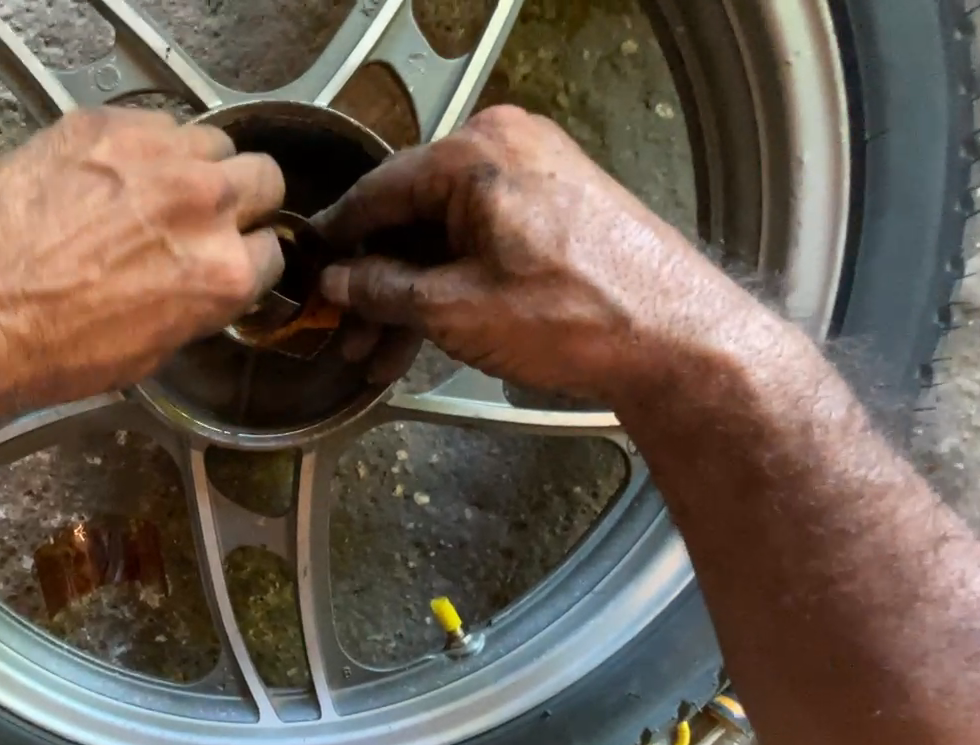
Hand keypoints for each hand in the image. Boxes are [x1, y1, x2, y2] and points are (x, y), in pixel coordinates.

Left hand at [0, 107, 285, 413]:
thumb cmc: (50, 352)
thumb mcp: (147, 354)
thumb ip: (195, 307)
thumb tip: (203, 288)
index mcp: (222, 274)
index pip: (273, 250)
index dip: (251, 260)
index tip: (233, 263)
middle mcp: (202, 203)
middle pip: (263, 178)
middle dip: (243, 204)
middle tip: (206, 224)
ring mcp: (153, 154)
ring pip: (213, 142)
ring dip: (198, 170)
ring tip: (156, 198)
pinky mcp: (102, 123)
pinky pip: (153, 124)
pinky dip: (146, 151)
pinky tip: (111, 181)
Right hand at [313, 106, 780, 401]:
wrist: (676, 339)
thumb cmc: (563, 314)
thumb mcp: (451, 307)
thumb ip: (380, 289)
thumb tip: (333, 282)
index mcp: (473, 153)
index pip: (376, 192)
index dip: (334, 241)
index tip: (304, 276)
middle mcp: (500, 152)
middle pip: (407, 221)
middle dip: (370, 287)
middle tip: (342, 336)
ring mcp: (527, 184)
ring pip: (437, 244)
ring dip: (401, 301)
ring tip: (373, 357)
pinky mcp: (546, 218)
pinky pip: (471, 250)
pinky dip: (441, 293)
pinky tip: (413, 342)